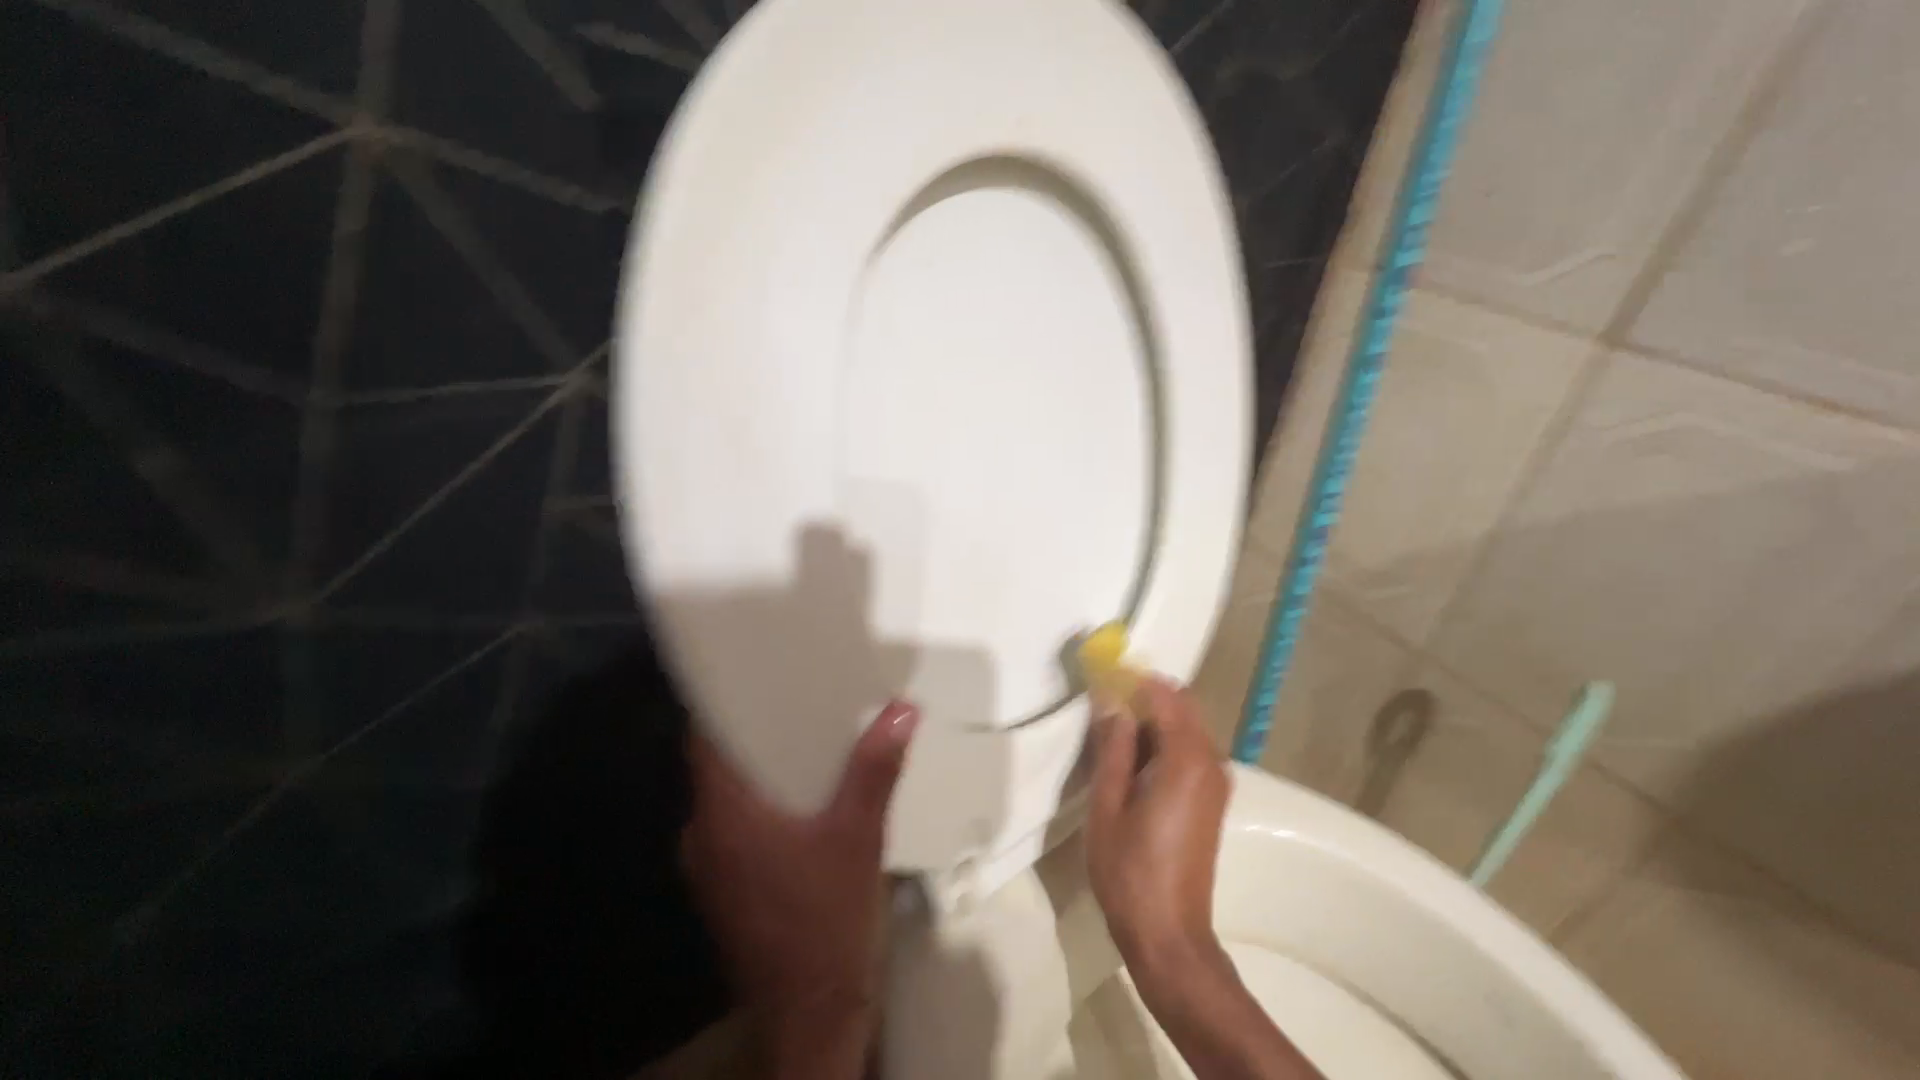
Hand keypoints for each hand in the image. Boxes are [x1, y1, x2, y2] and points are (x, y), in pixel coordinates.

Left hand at [682, 701, 918, 1077]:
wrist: (812, 1017)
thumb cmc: (827, 921)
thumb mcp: (859, 838)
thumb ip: (875, 770)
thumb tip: (903, 709)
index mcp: (721, 817)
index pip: (703, 739)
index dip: (725, 703)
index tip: (757, 675)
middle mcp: (702, 838)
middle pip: (718, 768)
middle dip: (756, 735)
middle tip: (799, 703)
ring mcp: (709, 871)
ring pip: (729, 802)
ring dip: (763, 775)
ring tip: (808, 745)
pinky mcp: (725, 894)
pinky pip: (737, 831)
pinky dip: (763, 809)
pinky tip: (806, 803)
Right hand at [1086, 678, 1230, 979]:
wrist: (1168, 934)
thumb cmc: (1129, 870)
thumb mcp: (1107, 804)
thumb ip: (1111, 746)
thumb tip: (1110, 698)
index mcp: (1186, 759)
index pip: (1164, 694)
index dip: (1131, 679)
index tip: (1099, 676)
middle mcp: (1211, 762)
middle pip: (1181, 705)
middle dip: (1142, 697)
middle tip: (1101, 707)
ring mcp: (1216, 782)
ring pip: (1186, 727)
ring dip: (1151, 721)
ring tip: (1109, 739)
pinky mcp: (1212, 800)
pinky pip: (1189, 751)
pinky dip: (1162, 744)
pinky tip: (1131, 766)